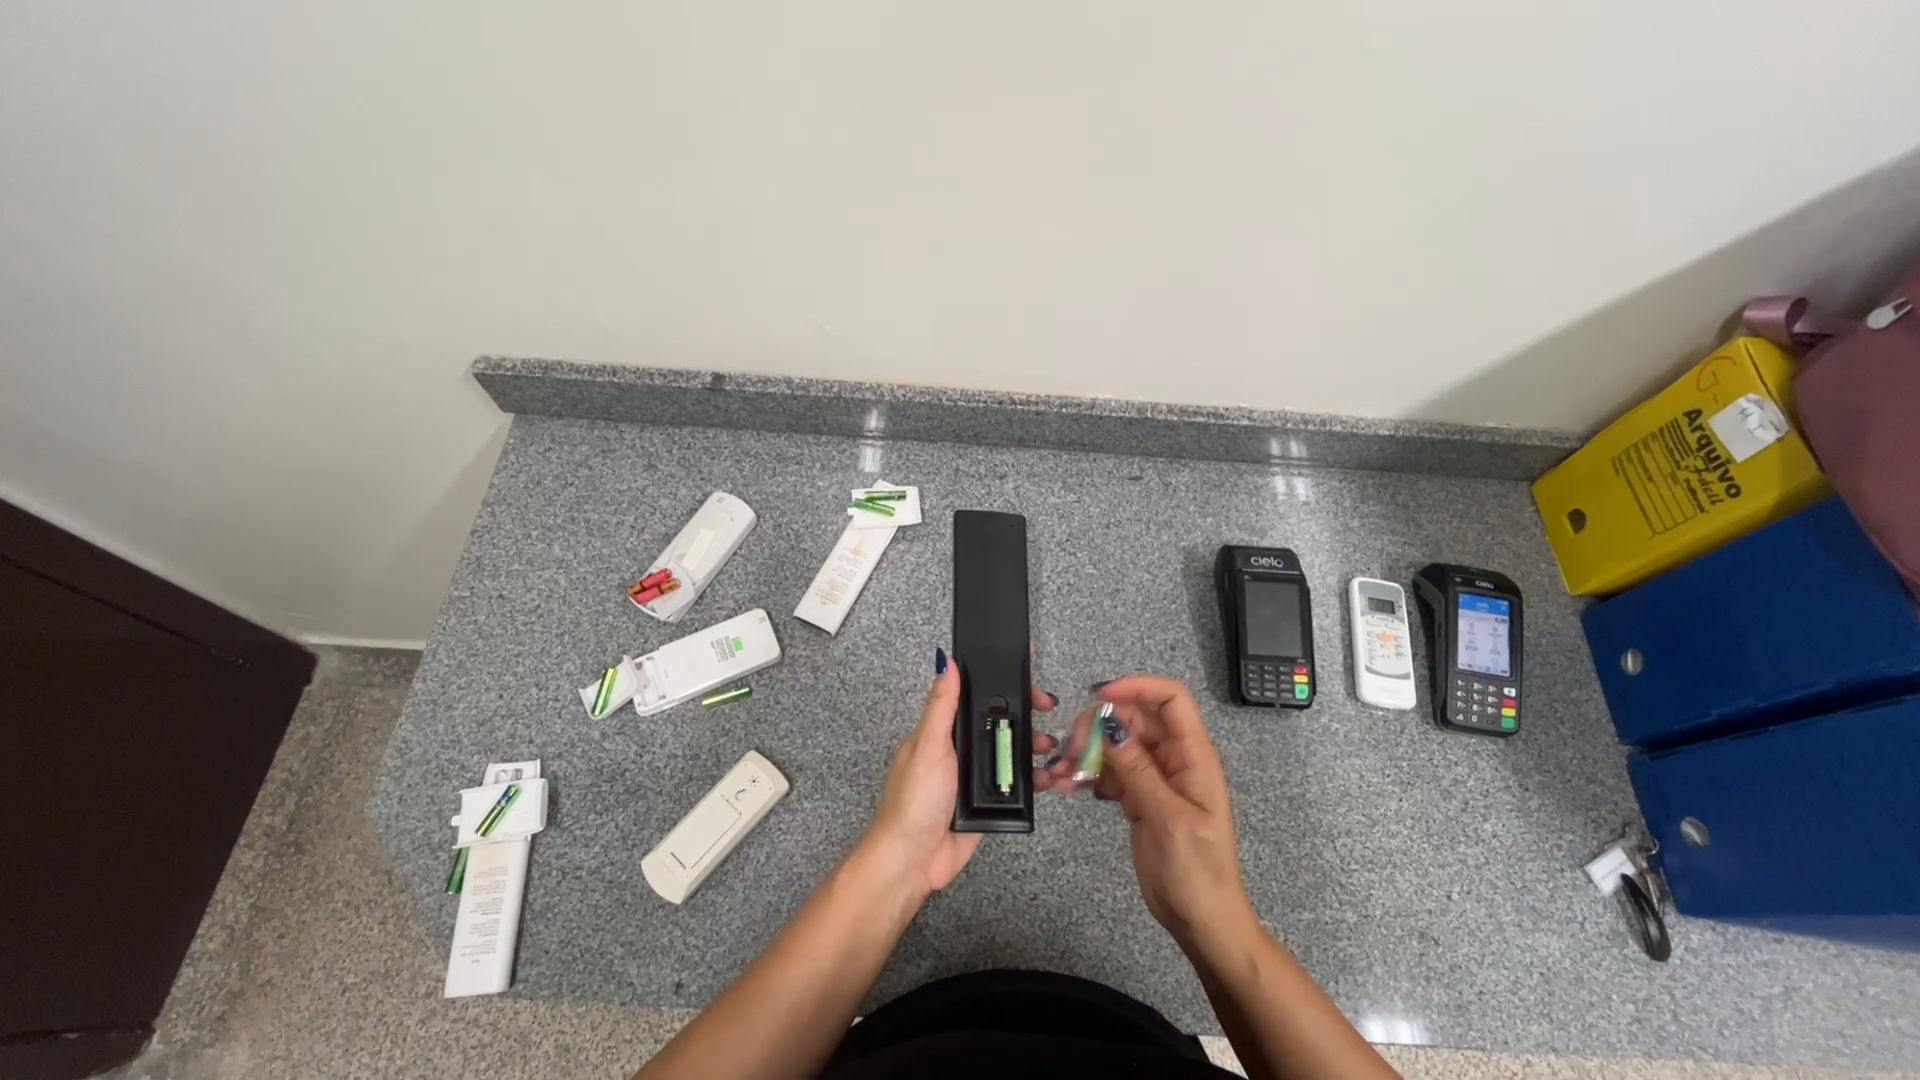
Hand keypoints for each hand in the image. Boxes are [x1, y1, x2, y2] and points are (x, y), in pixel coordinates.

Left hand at [860, 650, 1057, 895]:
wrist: (913, 859)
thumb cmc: (913, 800)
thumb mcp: (929, 745)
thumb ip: (942, 705)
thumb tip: (945, 660)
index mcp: (942, 731)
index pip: (977, 697)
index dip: (1003, 685)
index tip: (1028, 677)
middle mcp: (960, 750)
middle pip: (1000, 723)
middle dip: (1026, 716)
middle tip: (1048, 710)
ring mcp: (975, 776)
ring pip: (1011, 752)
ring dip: (1034, 747)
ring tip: (1050, 749)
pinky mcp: (988, 801)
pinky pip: (1016, 784)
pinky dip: (1035, 779)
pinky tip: (1047, 778)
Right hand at [1089, 676, 1254, 946]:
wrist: (1201, 920)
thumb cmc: (1197, 871)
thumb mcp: (1167, 818)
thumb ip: (1137, 769)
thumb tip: (1108, 726)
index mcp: (1194, 757)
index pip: (1171, 700)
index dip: (1137, 687)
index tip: (1099, 695)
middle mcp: (1174, 760)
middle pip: (1134, 720)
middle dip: (1098, 726)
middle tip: (1069, 749)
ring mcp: (1155, 778)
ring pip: (1116, 745)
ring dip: (1086, 752)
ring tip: (1061, 773)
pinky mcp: (1139, 797)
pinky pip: (1110, 772)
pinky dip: (1088, 774)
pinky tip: (1069, 786)